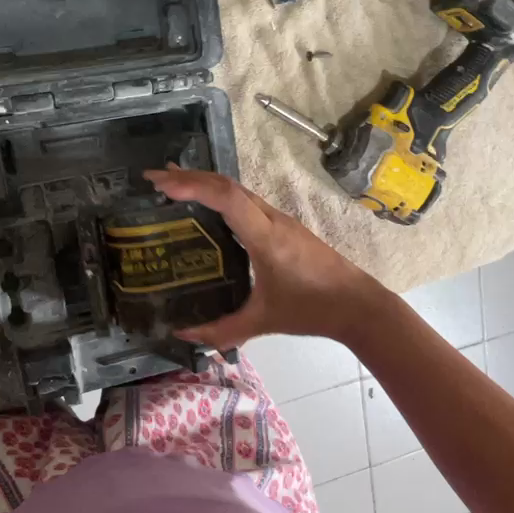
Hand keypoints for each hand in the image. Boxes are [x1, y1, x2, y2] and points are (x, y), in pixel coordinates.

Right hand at [143, 167, 390, 350]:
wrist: (359, 305)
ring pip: (239, 190)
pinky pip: (247, 202)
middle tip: (154, 178)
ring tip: (173, 186)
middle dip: (190, 177)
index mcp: (266, 237)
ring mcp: (281, 221)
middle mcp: (273, 220)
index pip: (227, 198)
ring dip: (206, 184)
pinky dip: (221, 196)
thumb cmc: (313, 310)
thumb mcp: (263, 322)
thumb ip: (222, 331)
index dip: (192, 186)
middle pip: (229, 185)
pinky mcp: (286, 228)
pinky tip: (208, 208)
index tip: (161, 185)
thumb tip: (183, 335)